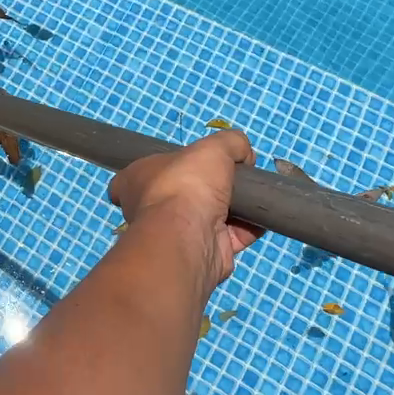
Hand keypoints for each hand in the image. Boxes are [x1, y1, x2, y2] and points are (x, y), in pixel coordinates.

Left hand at [108, 132, 262, 288]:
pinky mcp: (203, 251)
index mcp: (135, 179)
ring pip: (210, 215)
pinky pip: (230, 236)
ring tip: (249, 197)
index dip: (174, 163)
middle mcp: (149, 207)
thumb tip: (244, 155)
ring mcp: (176, 232)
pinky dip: (247, 228)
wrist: (191, 235)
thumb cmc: (187, 183)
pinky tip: (258, 218)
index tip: (198, 162)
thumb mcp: (212, 147)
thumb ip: (230, 142)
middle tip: (233, 179)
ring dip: (233, 208)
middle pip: (185, 192)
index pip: (149, 169)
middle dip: (211, 187)